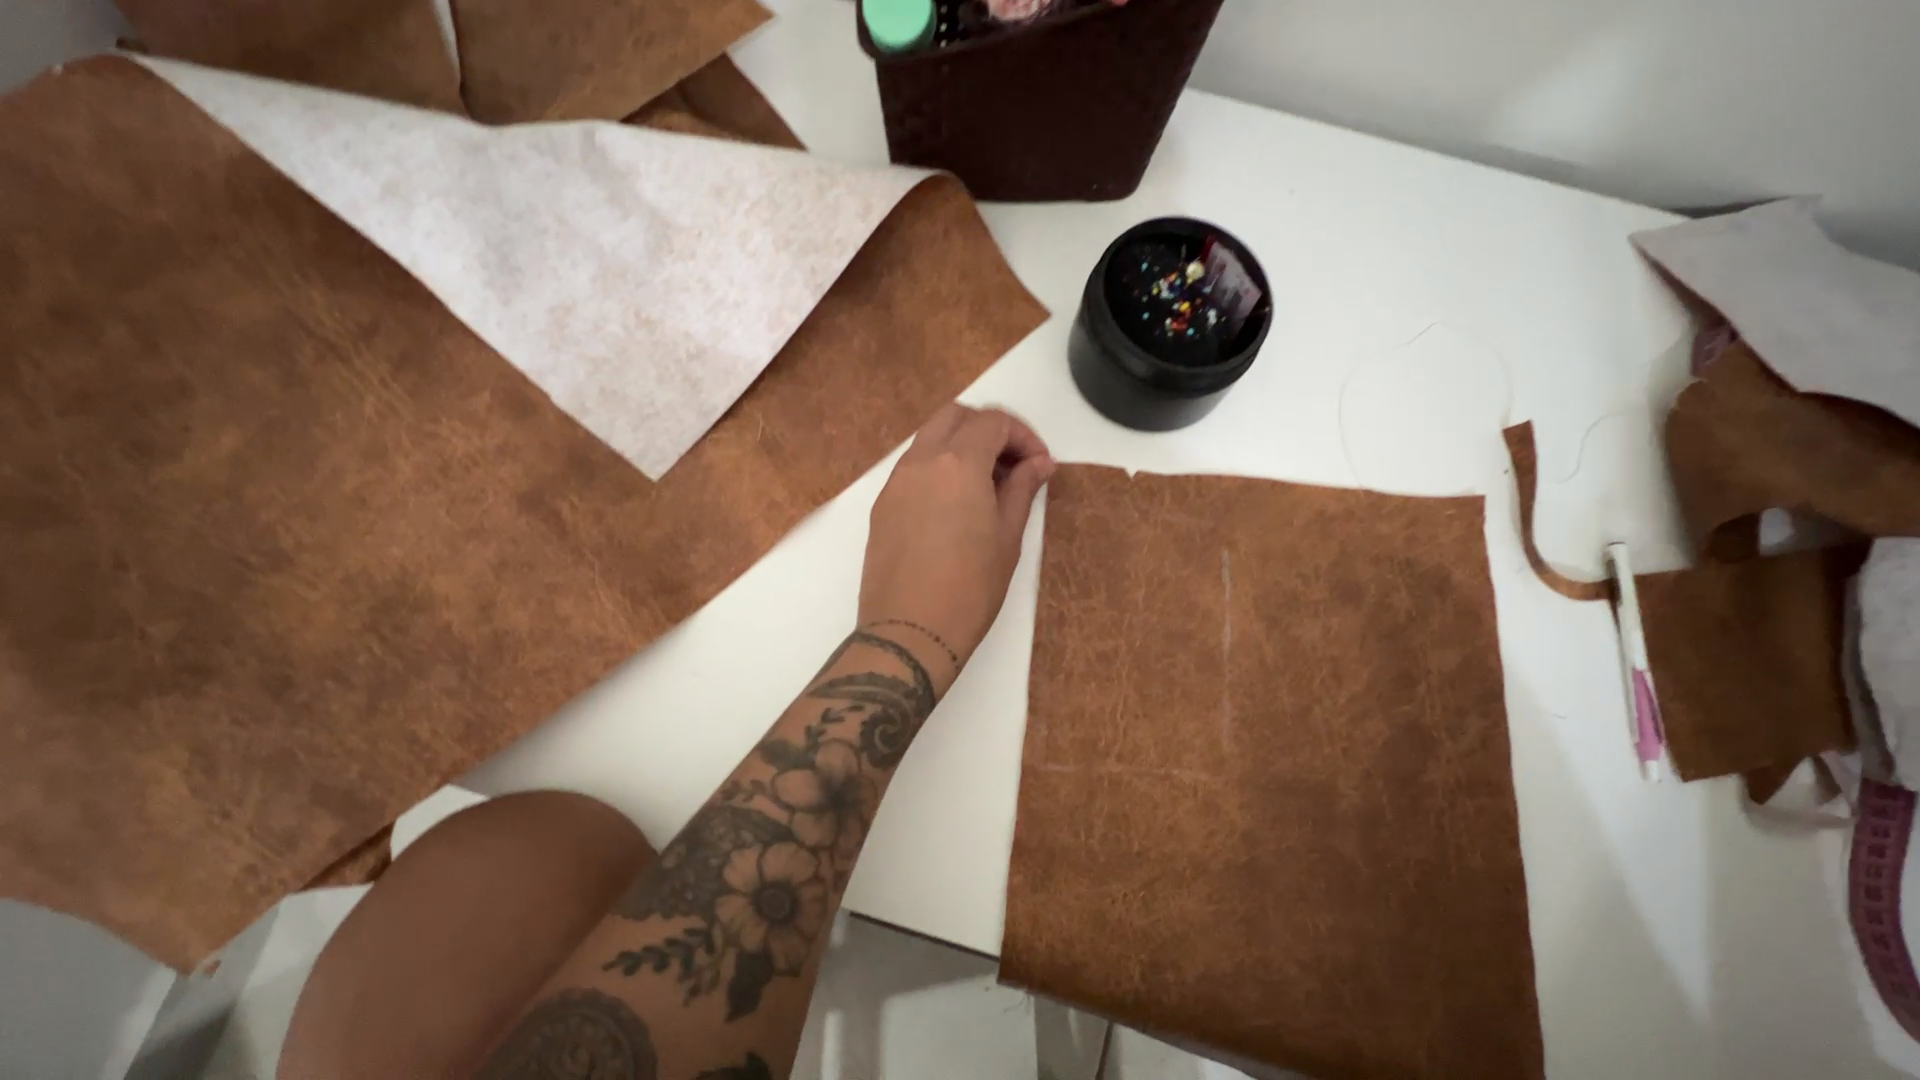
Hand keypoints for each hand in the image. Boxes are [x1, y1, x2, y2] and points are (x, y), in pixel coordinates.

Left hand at [859, 405, 1054, 678]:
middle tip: (1013, 465)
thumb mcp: (1007, 538)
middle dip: (989, 429)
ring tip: (987, 486)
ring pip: (929, 438)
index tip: (1039, 464)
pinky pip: (913, 467)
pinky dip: (938, 468)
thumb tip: (1039, 463)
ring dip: (961, 446)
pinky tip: (956, 505)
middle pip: (956, 417)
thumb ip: (1022, 489)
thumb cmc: (970, 589)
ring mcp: (895, 482)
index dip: (1023, 435)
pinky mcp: (881, 506)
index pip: (993, 421)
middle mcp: (921, 461)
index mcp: (958, 463)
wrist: (908, 632)